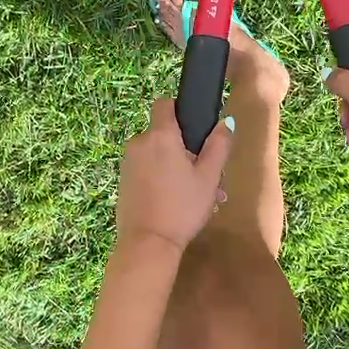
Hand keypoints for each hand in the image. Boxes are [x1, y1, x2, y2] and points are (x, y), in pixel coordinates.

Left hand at [115, 99, 235, 252]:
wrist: (148, 244)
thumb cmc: (182, 207)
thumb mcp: (209, 177)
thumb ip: (219, 146)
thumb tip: (225, 122)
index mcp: (159, 136)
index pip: (164, 104)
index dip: (179, 110)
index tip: (194, 129)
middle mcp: (139, 143)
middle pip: (164, 135)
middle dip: (185, 150)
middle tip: (208, 176)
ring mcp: (128, 163)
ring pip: (157, 156)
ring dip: (177, 168)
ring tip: (199, 196)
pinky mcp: (123, 181)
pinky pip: (147, 171)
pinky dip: (162, 179)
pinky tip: (180, 204)